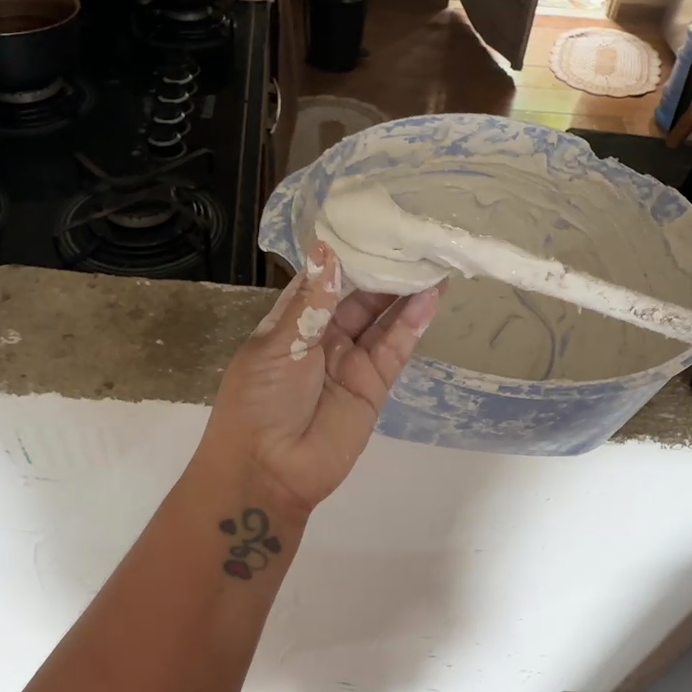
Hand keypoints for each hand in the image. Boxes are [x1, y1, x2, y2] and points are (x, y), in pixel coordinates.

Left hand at [197, 242, 442, 513]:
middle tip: (413, 234)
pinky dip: (413, 323)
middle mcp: (322, 336)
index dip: (345, 254)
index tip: (371, 221)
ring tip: (432, 257)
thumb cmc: (259, 401)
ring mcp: (350, 360)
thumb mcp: (279, 344)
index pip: (322, 278)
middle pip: (358, 295)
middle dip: (382, 268)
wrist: (268, 470)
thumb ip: (313, 302)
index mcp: (290, 322)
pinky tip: (432, 295)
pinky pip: (395, 348)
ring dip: (404, 291)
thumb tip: (327, 250)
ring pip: (382, 318)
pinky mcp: (374, 384)